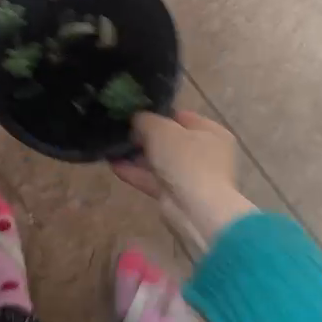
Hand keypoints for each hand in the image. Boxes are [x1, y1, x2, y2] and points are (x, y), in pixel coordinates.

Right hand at [111, 111, 257, 257]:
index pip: (180, 116)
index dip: (157, 112)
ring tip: (110, 145)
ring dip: (136, 155)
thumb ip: (145, 119)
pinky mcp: (177, 195)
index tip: (133, 111)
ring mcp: (191, 176)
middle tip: (120, 128)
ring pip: (159, 161)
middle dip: (143, 135)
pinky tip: (112, 164)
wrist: (197, 211)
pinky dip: (134, 172)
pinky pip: (153, 179)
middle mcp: (204, 153)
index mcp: (211, 132)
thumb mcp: (160, 129)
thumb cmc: (185, 159)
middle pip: (169, 139)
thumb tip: (137, 119)